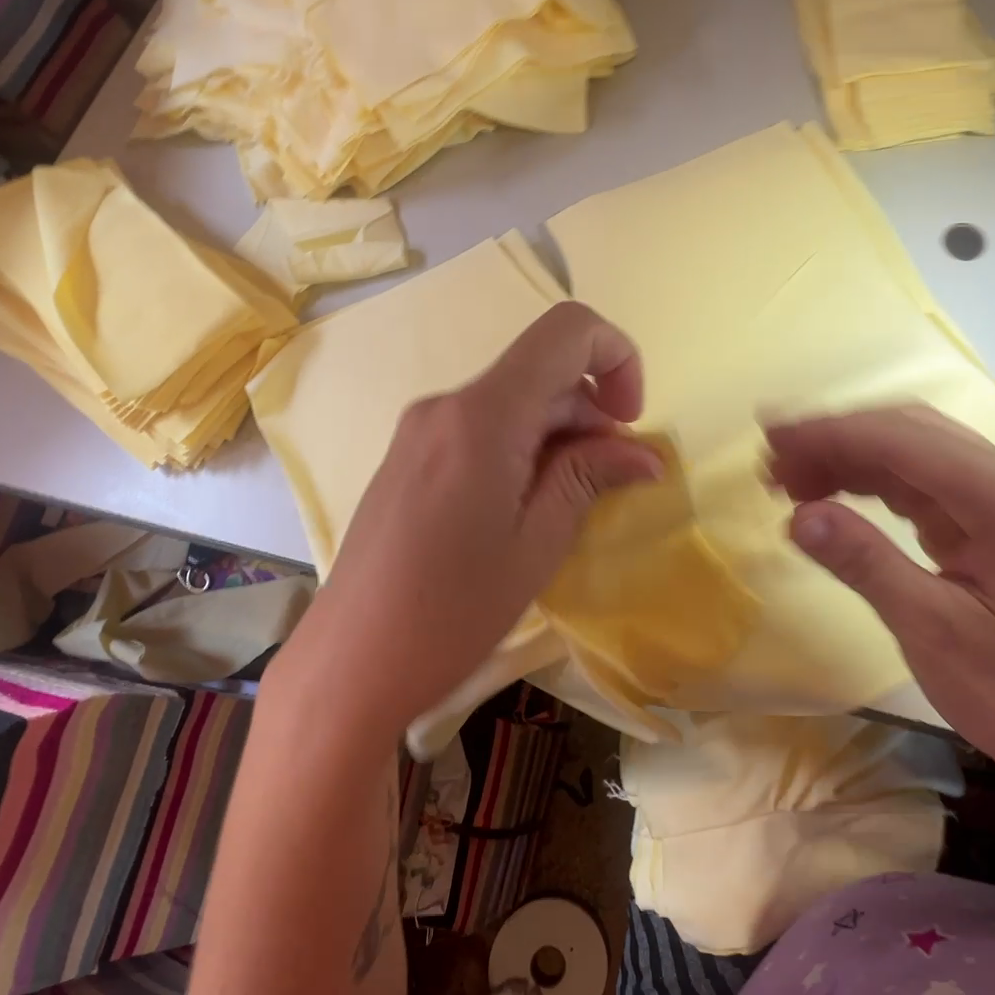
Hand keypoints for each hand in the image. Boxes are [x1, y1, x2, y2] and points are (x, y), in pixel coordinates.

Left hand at [271, 303, 662, 733]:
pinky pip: (481, 428)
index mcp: (483, 415)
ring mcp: (420, 430)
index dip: (618, 357)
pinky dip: (522, 449)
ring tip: (568, 506)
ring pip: (513, 402)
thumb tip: (644, 453)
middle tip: (610, 482)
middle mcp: (446, 405)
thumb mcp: (538, 544)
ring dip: (558, 436)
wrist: (350, 662)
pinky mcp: (408, 458)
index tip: (630, 422)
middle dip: (592, 413)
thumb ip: (589, 477)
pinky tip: (523, 510)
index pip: (567, 331)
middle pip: (541, 371)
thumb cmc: (453, 610)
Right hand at [765, 406, 994, 808]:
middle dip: (835, 439)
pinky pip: (917, 478)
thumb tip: (799, 516)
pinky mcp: (985, 513)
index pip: (909, 443)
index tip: (772, 439)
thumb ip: (865, 564)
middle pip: (910, 432)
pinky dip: (866, 480)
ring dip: (846, 456)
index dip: (834, 434)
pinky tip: (825, 491)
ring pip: (910, 449)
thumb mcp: (929, 631)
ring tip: (785, 478)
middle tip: (770, 460)